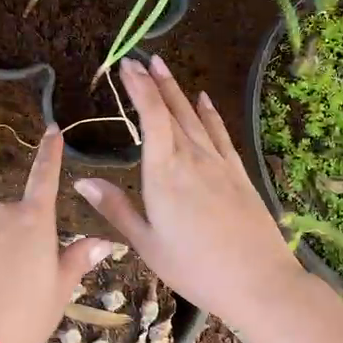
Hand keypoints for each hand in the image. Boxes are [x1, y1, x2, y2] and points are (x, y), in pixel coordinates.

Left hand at [0, 125, 113, 342]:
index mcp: (34, 220)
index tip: (52, 129)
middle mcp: (0, 212)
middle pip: (16, 218)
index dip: (51, 153)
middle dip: (19, 240)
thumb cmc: (22, 316)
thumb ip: (78, 260)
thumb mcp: (59, 293)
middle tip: (22, 280)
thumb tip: (106, 240)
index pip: (45, 176)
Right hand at [74, 55, 306, 330]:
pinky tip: (204, 99)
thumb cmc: (196, 268)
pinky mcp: (238, 173)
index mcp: (164, 172)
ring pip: (193, 116)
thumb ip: (116, 208)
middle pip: (170, 109)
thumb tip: (81, 180)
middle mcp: (191, 157)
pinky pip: (220, 133)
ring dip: (176, 90)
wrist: (261, 284)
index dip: (138, 87)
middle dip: (152, 82)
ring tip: (162, 66)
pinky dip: (210, 113)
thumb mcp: (148, 245)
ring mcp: (218, 163)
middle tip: (138, 58)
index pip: (150, 116)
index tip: (125, 66)